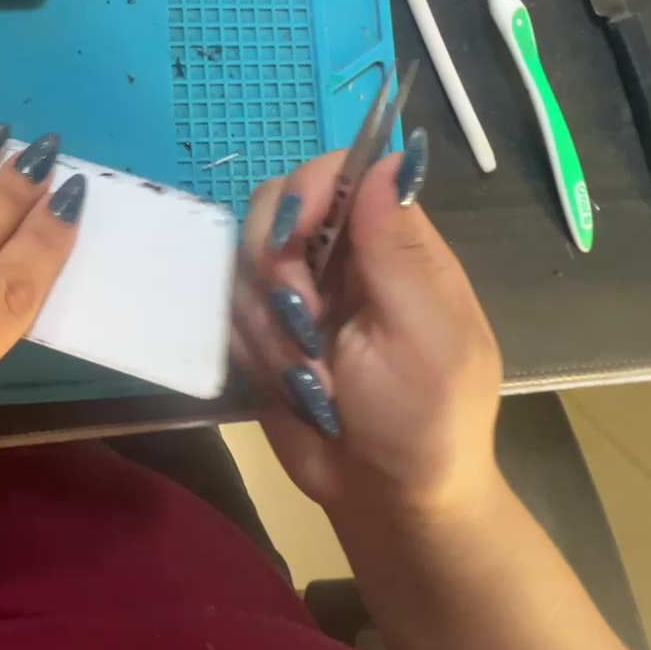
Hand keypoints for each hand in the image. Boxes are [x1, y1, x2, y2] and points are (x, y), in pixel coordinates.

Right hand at [231, 132, 504, 522]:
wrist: (381, 495)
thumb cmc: (424, 421)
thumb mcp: (426, 339)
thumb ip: (398, 249)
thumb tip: (398, 155)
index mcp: (391, 244)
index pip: (339, 172)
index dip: (307, 190)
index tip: (294, 235)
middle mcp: (337, 253)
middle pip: (272, 206)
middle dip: (274, 267)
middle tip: (306, 324)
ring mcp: (293, 285)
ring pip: (240, 259)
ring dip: (266, 322)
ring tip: (309, 373)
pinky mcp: (259, 318)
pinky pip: (225, 303)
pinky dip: (249, 343)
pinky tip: (285, 379)